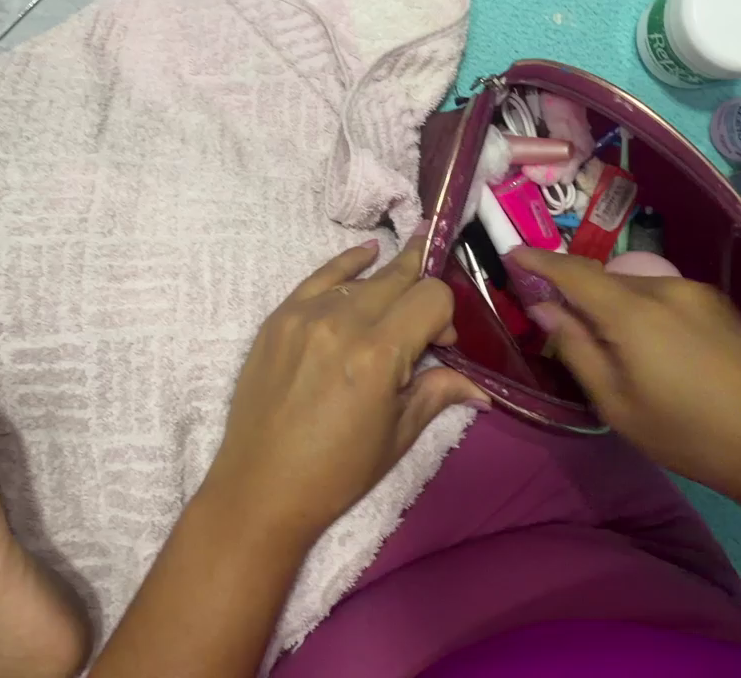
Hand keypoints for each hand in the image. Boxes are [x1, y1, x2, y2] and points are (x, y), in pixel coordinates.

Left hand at [201, 235, 484, 542]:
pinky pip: (320, 275)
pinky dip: (348, 263)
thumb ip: (438, 393)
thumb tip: (480, 386)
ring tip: (401, 294)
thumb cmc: (336, 473)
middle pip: (399, 277)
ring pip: (363, 278)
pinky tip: (368, 253)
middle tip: (429, 313)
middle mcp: (342, 322)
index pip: (431, 298)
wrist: (259, 488)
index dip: (445, 317)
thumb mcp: (397, 437)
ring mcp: (305, 315)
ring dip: (388, 286)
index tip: (440, 345)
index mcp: (378, 355)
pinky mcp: (279, 317)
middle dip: (422, 289)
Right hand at [509, 247, 740, 506]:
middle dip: (574, 289)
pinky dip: (639, 306)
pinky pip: (661, 293)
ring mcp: (695, 292)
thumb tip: (544, 308)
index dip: (539, 260)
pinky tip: (649, 343)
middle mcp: (664, 287)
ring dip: (609, 300)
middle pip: (603, 278)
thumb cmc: (686, 434)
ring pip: (633, 285)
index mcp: (633, 312)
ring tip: (606, 339)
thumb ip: (575, 347)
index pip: (573, 272)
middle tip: (556, 316)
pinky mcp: (717, 303)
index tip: (512, 252)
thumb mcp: (616, 402)